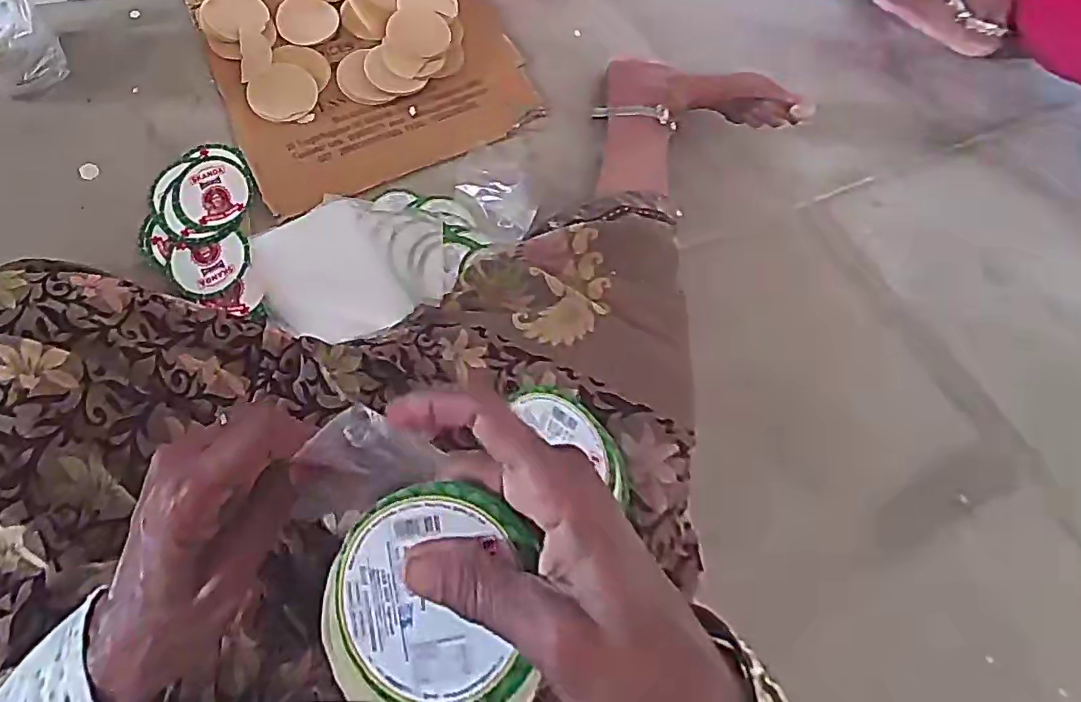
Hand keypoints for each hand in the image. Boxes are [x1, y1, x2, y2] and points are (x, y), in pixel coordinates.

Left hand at [85, 402, 311, 701]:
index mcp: (188, 491)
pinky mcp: (175, 458)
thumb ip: (271, 510)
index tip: (327, 458)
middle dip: (291, 439)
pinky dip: (255, 451)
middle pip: (253, 419)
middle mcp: (176, 458)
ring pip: (244, 424)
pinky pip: (229, 437)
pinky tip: (264, 484)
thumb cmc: (176, 621)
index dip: (301, 435)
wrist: (122, 636)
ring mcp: (172, 454)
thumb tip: (307, 463)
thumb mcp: (234, 577)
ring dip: (274, 445)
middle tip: (317, 471)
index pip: (258, 428)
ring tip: (294, 481)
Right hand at [387, 391, 742, 701]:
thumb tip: (412, 559)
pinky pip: (511, 506)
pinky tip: (452, 551)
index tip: (393, 418)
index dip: (438, 407)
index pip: (492, 419)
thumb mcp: (555, 635)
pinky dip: (477, 519)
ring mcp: (569, 501)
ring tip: (407, 523)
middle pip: (487, 445)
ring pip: (496, 478)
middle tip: (387, 487)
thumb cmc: (637, 662)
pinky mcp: (570, 525)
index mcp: (562, 489)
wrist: (693, 690)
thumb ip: (484, 590)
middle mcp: (564, 480)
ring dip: (453, 494)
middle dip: (435, 455)